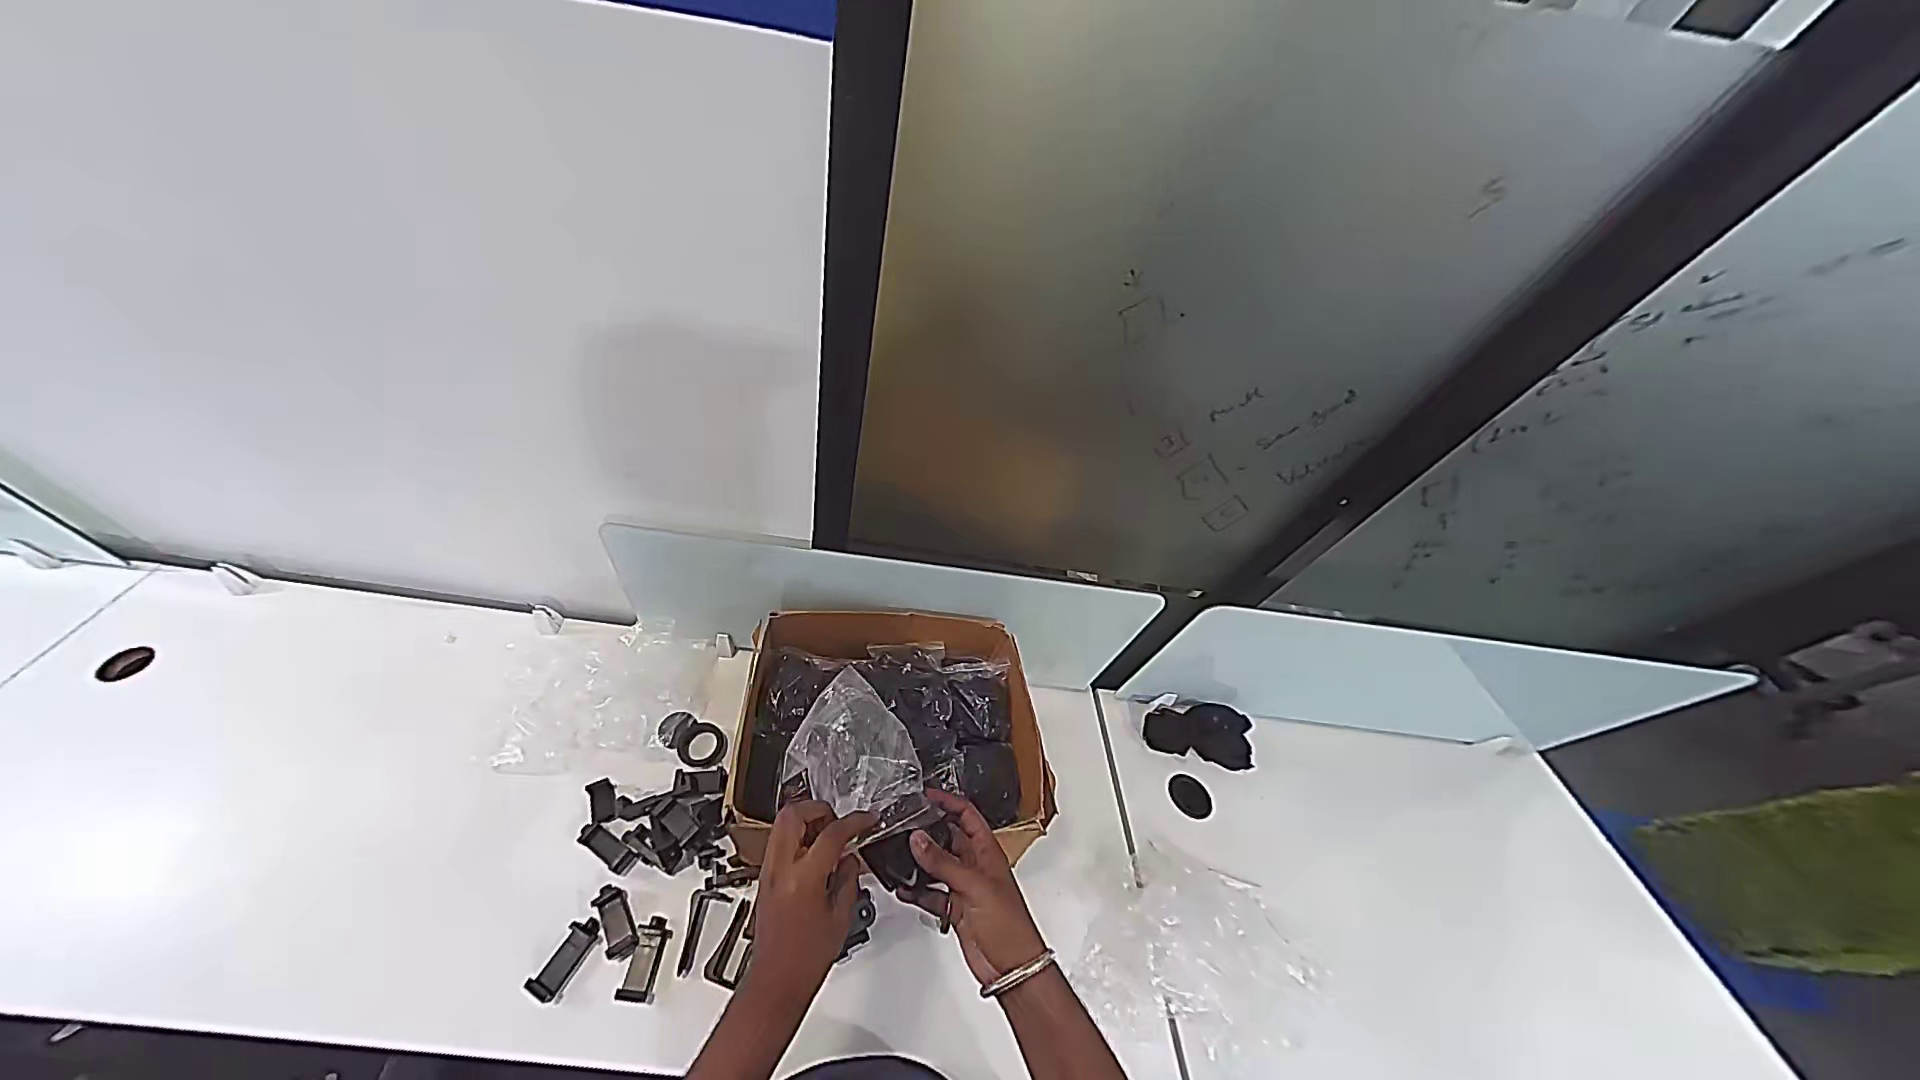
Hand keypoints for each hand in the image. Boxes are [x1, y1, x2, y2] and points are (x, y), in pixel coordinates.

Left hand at [749, 801, 877, 1002]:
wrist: (775, 982)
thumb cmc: (804, 960)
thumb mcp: (840, 916)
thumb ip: (848, 878)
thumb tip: (850, 858)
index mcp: (803, 878)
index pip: (831, 833)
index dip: (855, 821)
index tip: (867, 820)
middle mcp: (780, 870)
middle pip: (794, 813)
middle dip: (820, 809)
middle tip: (838, 821)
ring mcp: (768, 873)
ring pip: (782, 823)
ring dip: (808, 821)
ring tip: (828, 837)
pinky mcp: (764, 879)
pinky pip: (779, 843)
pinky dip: (798, 838)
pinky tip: (816, 855)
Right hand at [897, 787, 1047, 986]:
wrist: (1012, 967)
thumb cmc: (1010, 926)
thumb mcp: (974, 886)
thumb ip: (943, 863)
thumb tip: (919, 839)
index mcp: (987, 851)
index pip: (967, 815)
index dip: (948, 801)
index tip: (927, 795)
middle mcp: (975, 866)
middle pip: (949, 838)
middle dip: (928, 830)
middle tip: (906, 824)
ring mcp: (965, 887)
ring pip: (937, 865)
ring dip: (920, 862)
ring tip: (899, 854)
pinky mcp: (955, 909)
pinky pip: (932, 893)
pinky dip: (917, 891)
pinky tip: (904, 889)